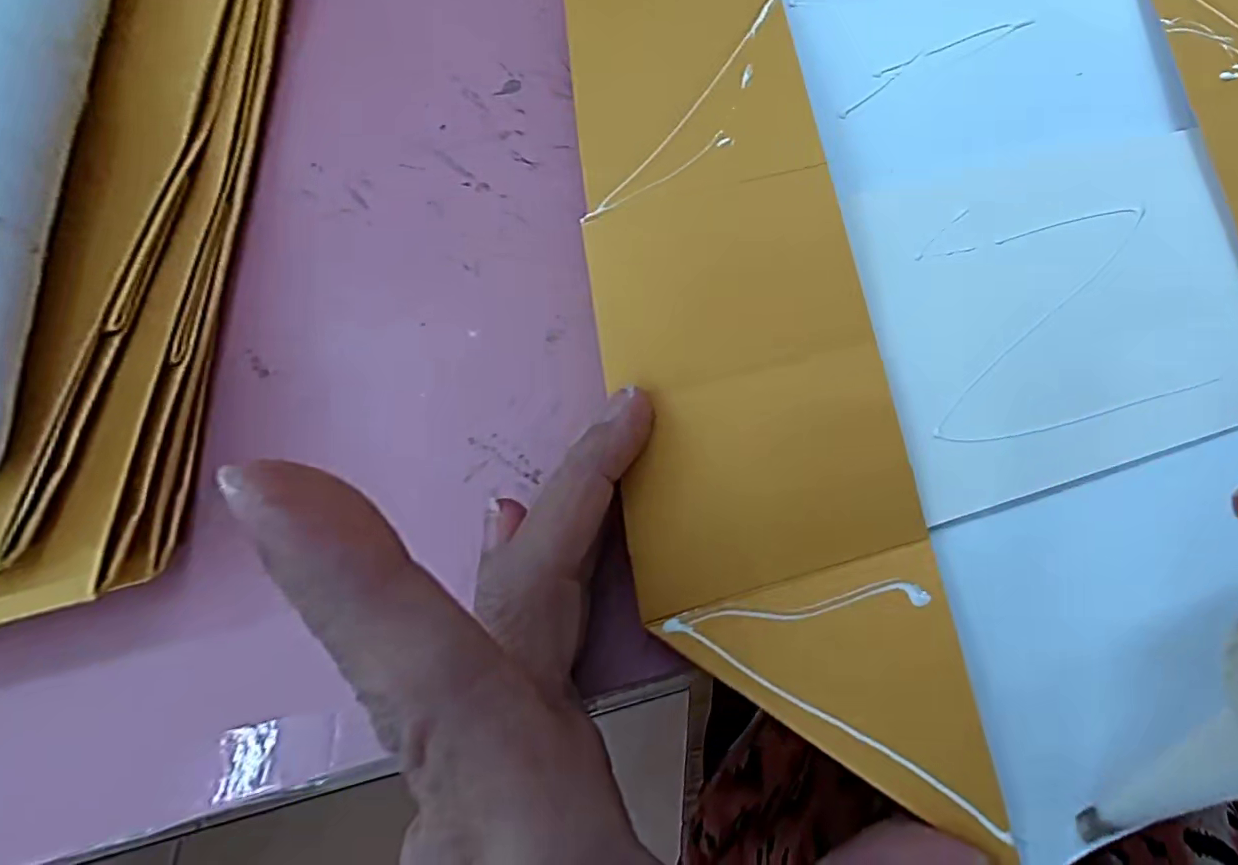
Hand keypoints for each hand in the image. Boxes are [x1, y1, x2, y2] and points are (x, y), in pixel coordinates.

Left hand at [220, 387, 660, 863]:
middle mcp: (477, 804)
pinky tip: (522, 562)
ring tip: (575, 477)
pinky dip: (520, 604)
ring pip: (489, 642)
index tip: (273, 486)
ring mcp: (470, 806)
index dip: (359, 580)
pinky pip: (494, 676)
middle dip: (570, 506)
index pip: (445, 684)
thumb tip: (965, 842)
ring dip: (537, 547)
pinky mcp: (486, 809)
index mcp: (524, 825)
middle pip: (502, 621)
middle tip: (625, 416)